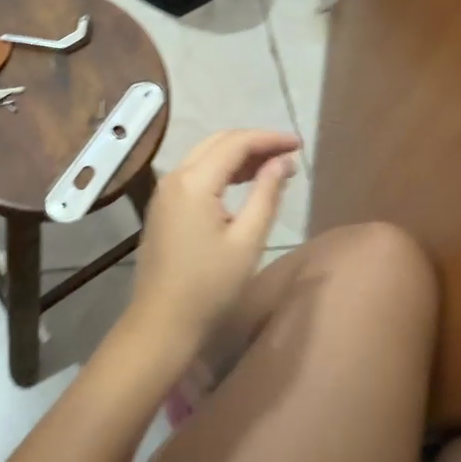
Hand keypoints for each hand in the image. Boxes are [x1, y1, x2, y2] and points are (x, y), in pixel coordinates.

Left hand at [127, 129, 301, 344]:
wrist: (161, 322)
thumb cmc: (209, 287)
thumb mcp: (247, 242)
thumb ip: (266, 195)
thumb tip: (282, 162)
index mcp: (194, 181)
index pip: (236, 143)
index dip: (269, 139)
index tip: (299, 144)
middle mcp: (174, 176)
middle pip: (218, 142)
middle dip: (255, 143)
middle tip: (289, 153)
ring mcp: (165, 191)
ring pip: (205, 155)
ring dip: (238, 155)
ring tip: (274, 166)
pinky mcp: (163, 206)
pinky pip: (195, 173)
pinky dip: (222, 169)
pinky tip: (244, 182)